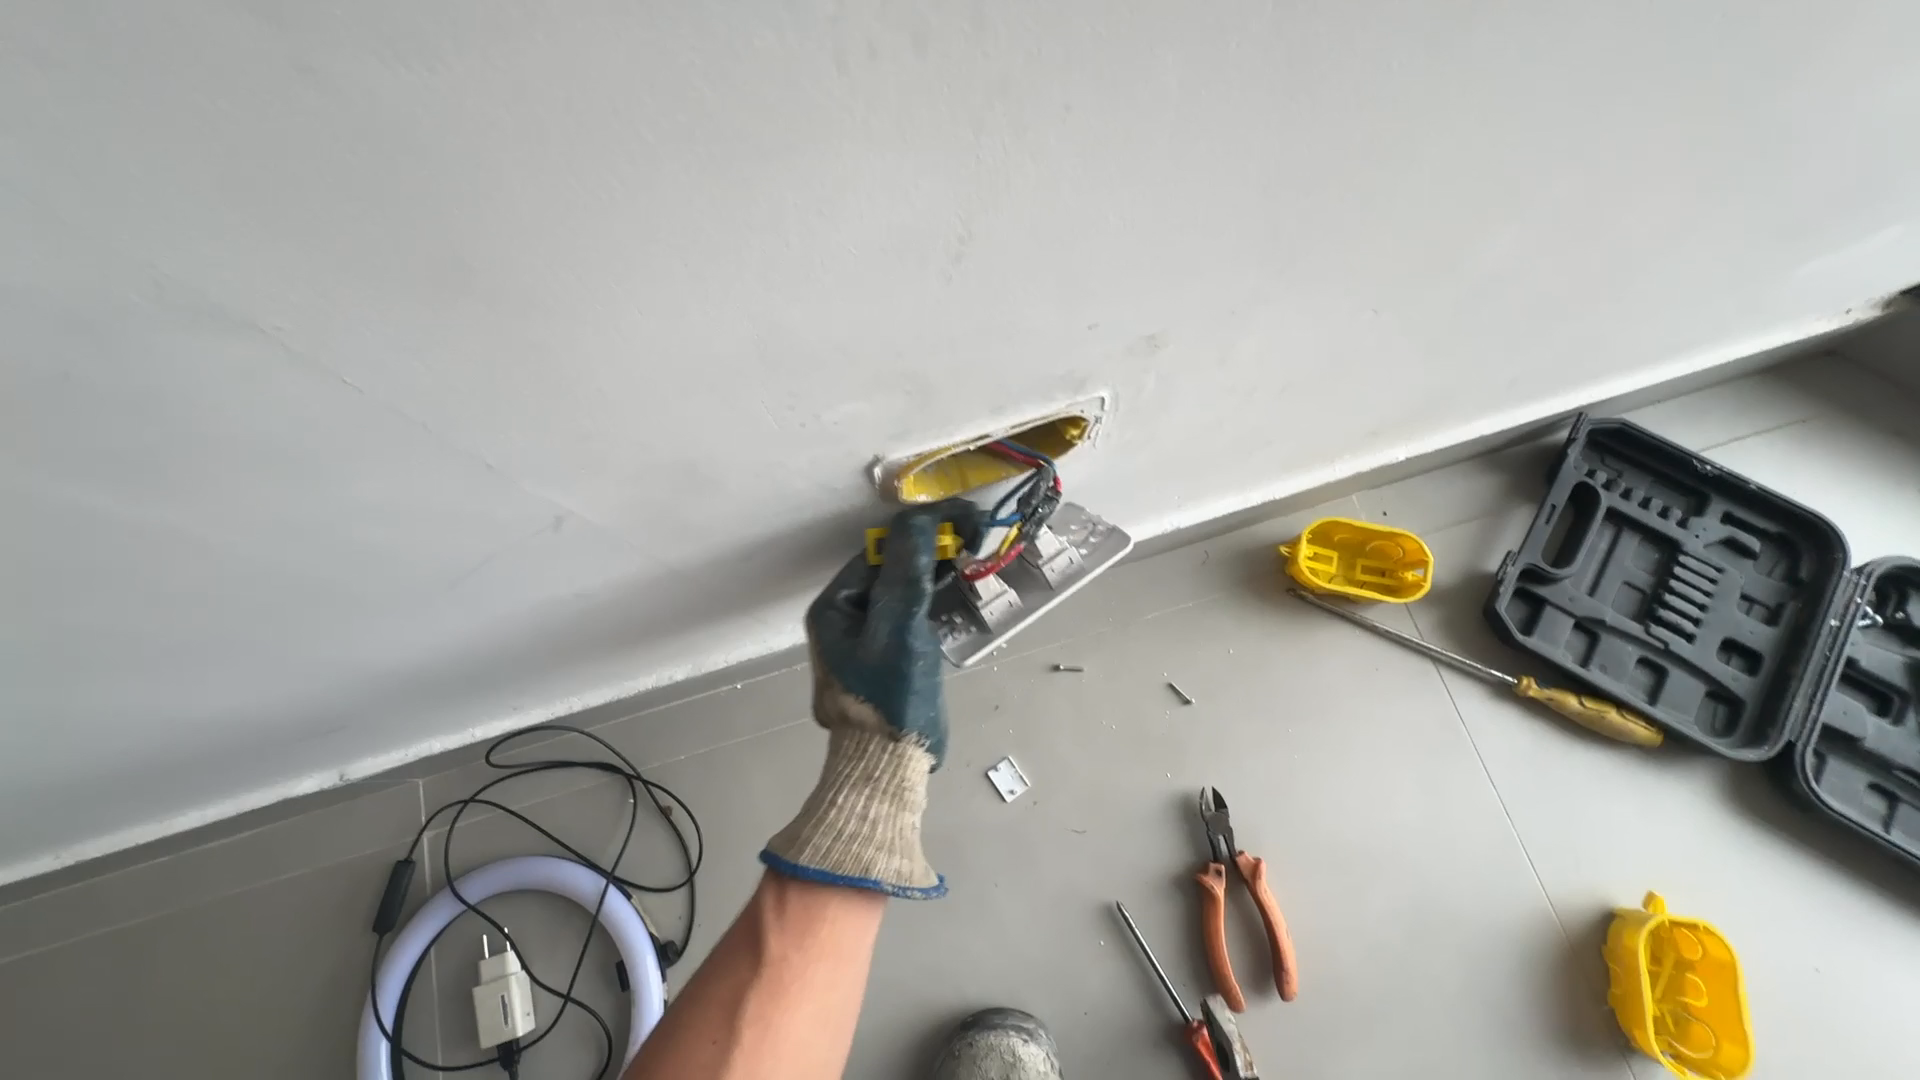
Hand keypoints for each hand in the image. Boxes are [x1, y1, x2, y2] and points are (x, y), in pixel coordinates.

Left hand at [761, 499, 985, 897]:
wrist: (889, 767)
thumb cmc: (888, 698)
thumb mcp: (898, 629)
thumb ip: (906, 571)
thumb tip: (921, 516)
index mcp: (836, 606)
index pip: (880, 550)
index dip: (921, 529)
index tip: (964, 518)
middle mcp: (848, 615)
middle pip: (893, 565)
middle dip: (933, 546)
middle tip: (976, 532)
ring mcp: (870, 635)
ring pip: (906, 585)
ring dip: (938, 567)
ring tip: (975, 551)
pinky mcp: (893, 652)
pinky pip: (915, 610)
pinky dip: (938, 594)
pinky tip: (964, 584)